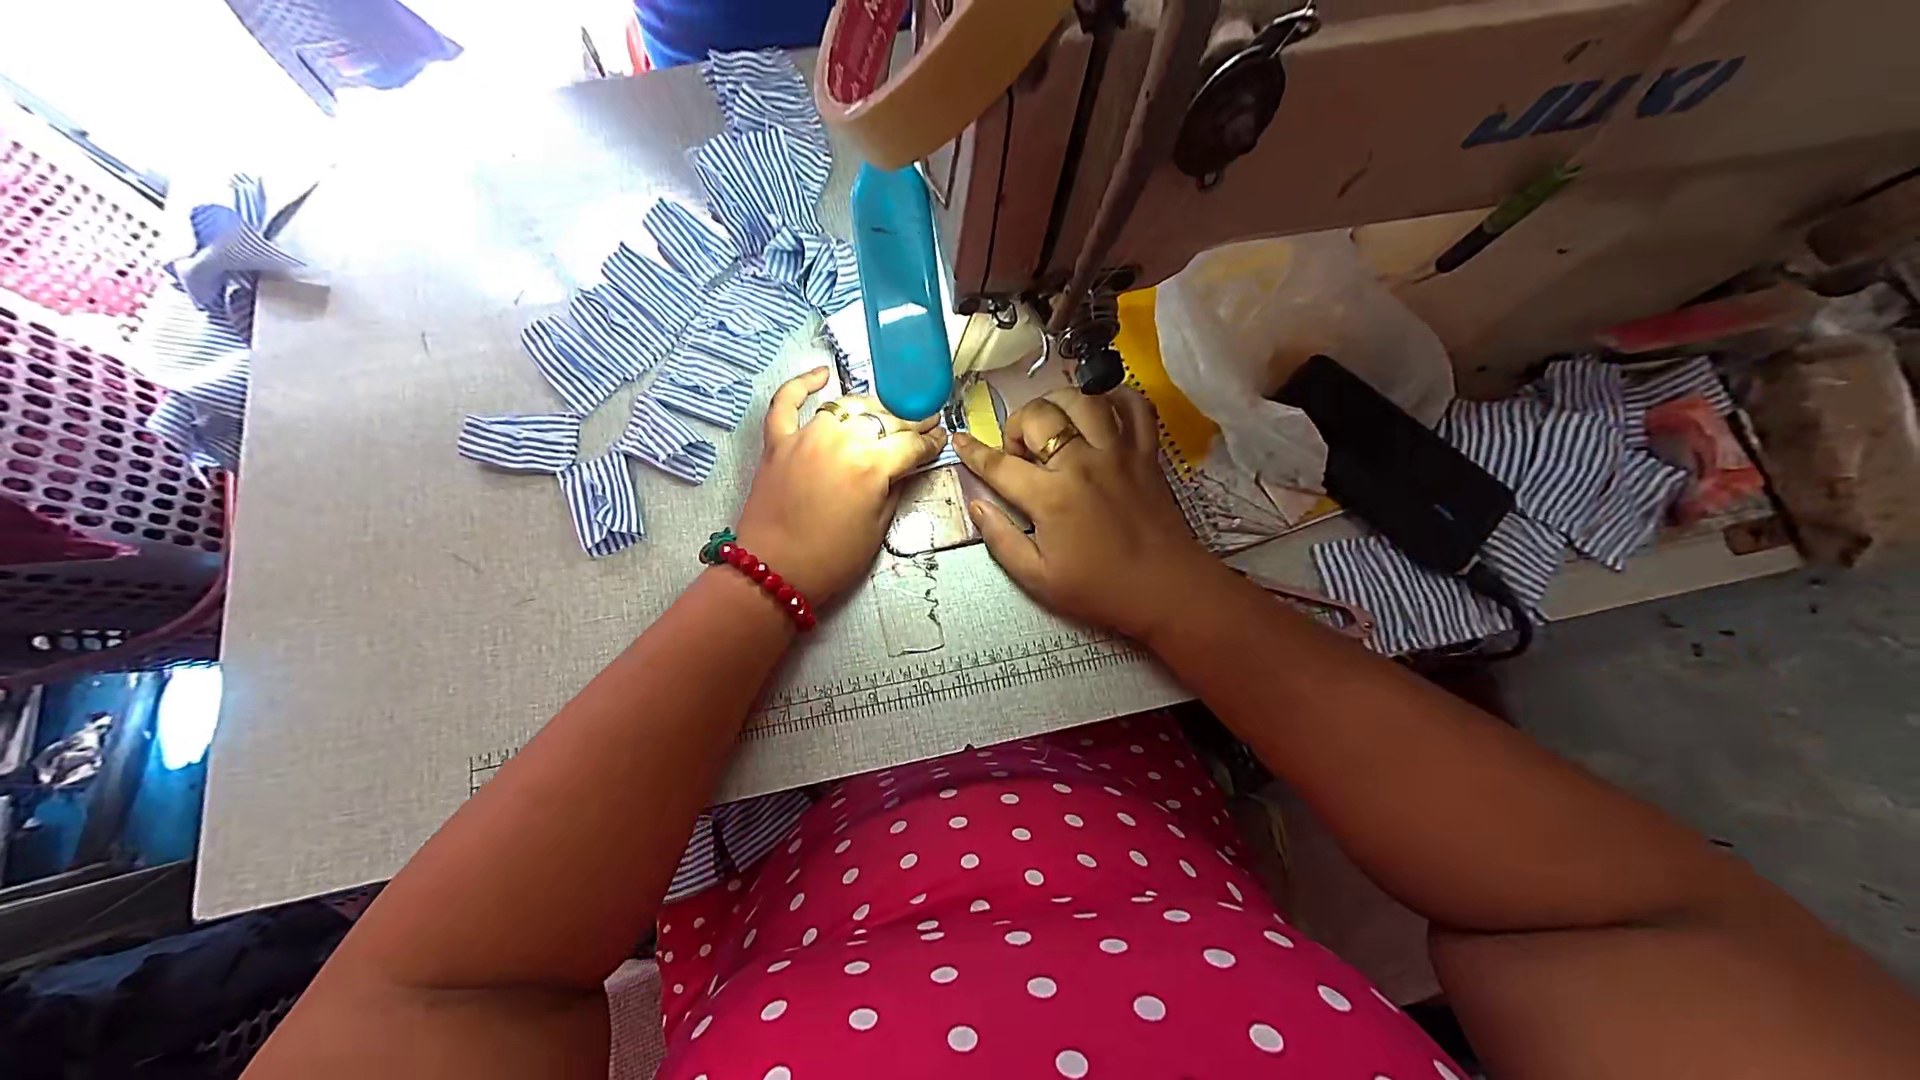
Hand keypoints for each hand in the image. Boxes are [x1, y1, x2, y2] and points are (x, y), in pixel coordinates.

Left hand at [734, 368, 946, 605]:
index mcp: (871, 466)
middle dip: (909, 421)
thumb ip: (895, 488)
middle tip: (922, 424)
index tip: (941, 438)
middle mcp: (841, 441)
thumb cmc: (832, 559)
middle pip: (883, 419)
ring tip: (884, 413)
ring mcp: (806, 436)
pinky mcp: (778, 441)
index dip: (931, 441)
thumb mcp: (878, 528)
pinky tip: (820, 374)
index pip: (911, 443)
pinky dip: (802, 384)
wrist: (774, 573)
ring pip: (846, 406)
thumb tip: (906, 466)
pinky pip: (787, 402)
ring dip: (869, 408)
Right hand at [952, 386, 1226, 639]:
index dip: (973, 451)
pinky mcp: (1147, 453)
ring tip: (1053, 426)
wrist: (1166, 590)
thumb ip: (1001, 540)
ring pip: (1082, 400)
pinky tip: (1100, 411)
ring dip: (1058, 405)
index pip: (999, 464)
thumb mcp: (1038, 578)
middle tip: (1019, 453)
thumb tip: (978, 505)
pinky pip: (1135, 407)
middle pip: (1038, 416)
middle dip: (1017, 426)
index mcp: (1051, 497)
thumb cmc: (1100, 589)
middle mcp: (1083, 463)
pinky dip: (1116, 399)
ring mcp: (1119, 453)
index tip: (960, 441)